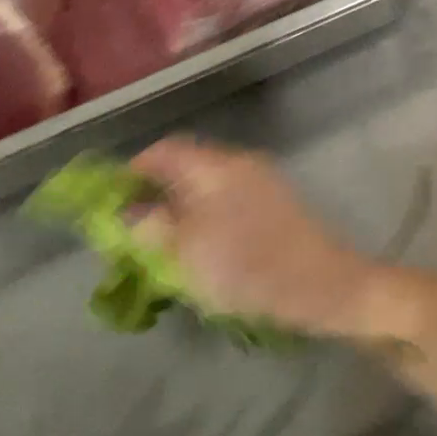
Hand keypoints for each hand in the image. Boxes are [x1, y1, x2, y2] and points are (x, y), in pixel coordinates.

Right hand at [127, 135, 381, 337]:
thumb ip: (151, 226)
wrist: (327, 285)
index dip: (132, 172)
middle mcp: (241, 164)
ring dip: (179, 208)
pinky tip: (199, 251)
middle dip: (154, 193)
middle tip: (131, 230)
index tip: (110, 204)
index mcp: (218, 167)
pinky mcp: (275, 206)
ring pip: (206, 185)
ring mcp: (262, 183)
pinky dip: (205, 218)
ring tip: (160, 246)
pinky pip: (227, 201)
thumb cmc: (251, 268)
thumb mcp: (188, 253)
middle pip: (186, 166)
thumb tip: (127, 209)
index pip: (165, 150)